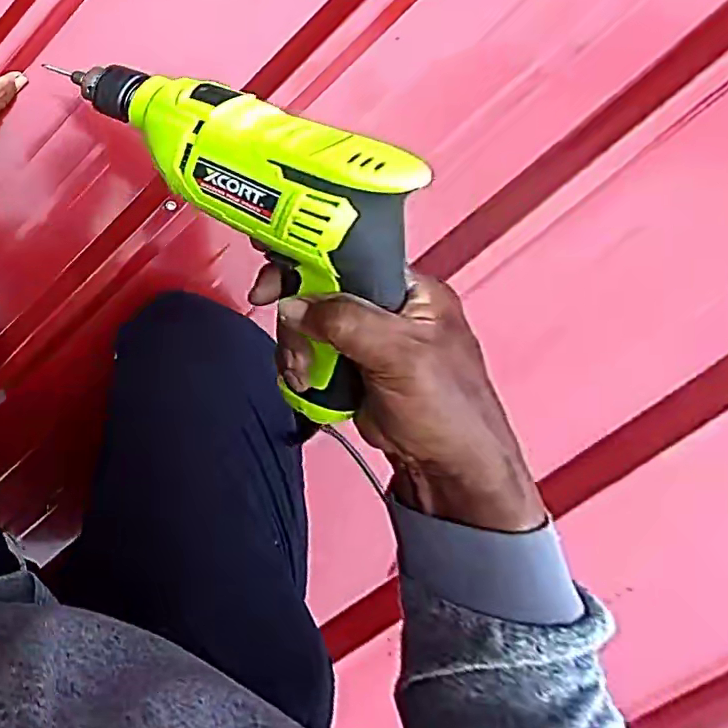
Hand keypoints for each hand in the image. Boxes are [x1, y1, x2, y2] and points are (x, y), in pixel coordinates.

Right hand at [250, 266, 545, 531]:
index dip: (307, 260)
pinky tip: (306, 381)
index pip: (347, 257)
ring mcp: (363, 334)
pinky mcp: (346, 359)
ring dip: (296, 349)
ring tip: (307, 375)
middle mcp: (385, 306)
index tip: (275, 276)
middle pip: (315, 291)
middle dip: (298, 322)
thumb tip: (296, 305)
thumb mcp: (401, 356)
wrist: (447, 471)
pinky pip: (304, 347)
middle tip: (299, 348)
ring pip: (304, 320)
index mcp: (410, 290)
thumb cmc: (452, 414)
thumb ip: (347, 322)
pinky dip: (297, 364)